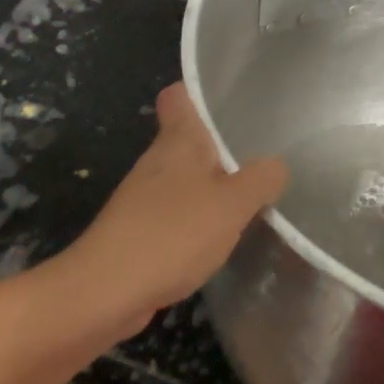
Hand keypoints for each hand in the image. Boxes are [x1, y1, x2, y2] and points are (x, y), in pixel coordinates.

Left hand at [59, 83, 287, 336]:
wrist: (106, 292)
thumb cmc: (171, 234)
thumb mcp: (232, 204)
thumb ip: (260, 180)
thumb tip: (277, 165)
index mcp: (178, 140)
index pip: (180, 95)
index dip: (201, 91)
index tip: (232, 97)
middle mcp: (158, 160)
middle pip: (187, 137)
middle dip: (220, 143)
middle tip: (261, 149)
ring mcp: (145, 196)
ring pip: (184, 176)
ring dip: (212, 183)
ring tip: (250, 192)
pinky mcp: (140, 230)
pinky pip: (177, 211)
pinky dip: (198, 217)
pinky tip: (220, 234)